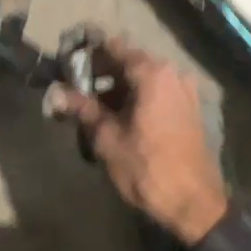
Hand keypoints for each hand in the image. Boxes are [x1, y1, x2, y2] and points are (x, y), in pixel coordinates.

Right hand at [49, 37, 229, 244]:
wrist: (193, 203)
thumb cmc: (147, 168)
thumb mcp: (108, 139)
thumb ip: (83, 110)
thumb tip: (56, 93)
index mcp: (153, 73)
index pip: (113, 48)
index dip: (87, 53)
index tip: (65, 63)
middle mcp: (172, 74)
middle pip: (128, 63)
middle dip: (99, 74)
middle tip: (72, 91)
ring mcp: (184, 92)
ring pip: (142, 80)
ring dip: (116, 90)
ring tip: (90, 110)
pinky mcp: (188, 110)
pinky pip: (156, 94)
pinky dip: (135, 100)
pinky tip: (115, 120)